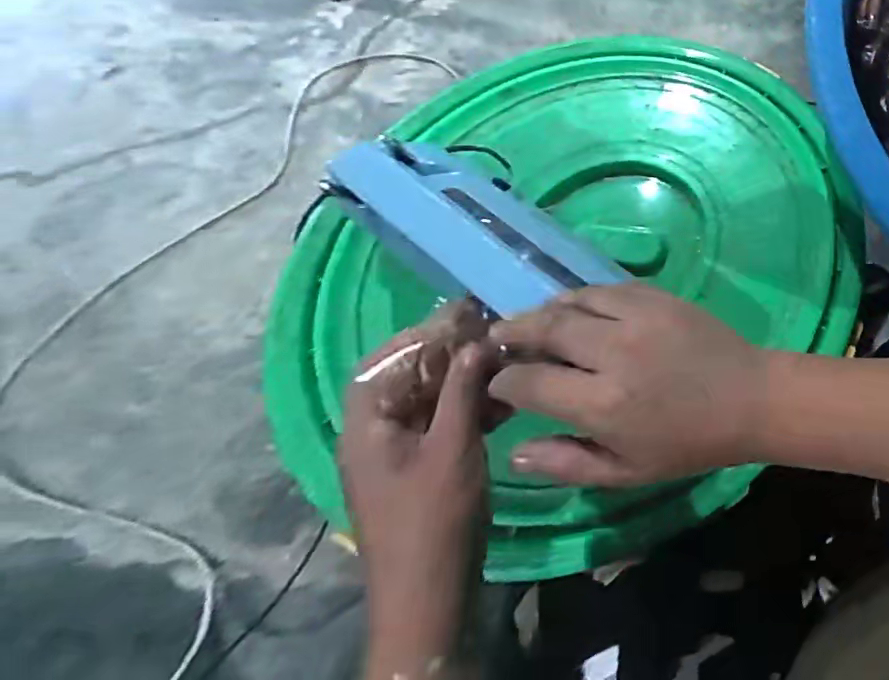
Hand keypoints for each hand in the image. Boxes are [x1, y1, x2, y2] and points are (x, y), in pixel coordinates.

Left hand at [339, 300, 499, 661]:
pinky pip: (449, 417)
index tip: (464, 312)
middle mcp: (380, 433)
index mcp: (367, 429)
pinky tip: (511, 393)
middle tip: (495, 326)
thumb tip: (477, 342)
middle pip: (408, 376)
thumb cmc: (434, 515)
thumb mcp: (452, 448)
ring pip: (433, 395)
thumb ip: (462, 392)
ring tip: (510, 354)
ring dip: (468, 373)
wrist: (430, 586)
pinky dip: (476, 400)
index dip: (418, 334)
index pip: (381, 364)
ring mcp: (405, 449)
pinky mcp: (430, 461)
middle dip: (449, 349)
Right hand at [488, 284, 769, 486]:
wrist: (750, 398)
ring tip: (533, 319)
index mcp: (601, 402)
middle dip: (513, 332)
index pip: (528, 381)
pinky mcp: (665, 299)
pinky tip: (578, 305)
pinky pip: (614, 287)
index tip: (497, 384)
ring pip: (577, 300)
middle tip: (497, 337)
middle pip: (546, 328)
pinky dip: (587, 294)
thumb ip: (565, 462)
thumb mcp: (626, 472)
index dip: (502, 382)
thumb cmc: (689, 443)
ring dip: (547, 307)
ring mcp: (643, 318)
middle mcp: (616, 352)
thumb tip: (514, 447)